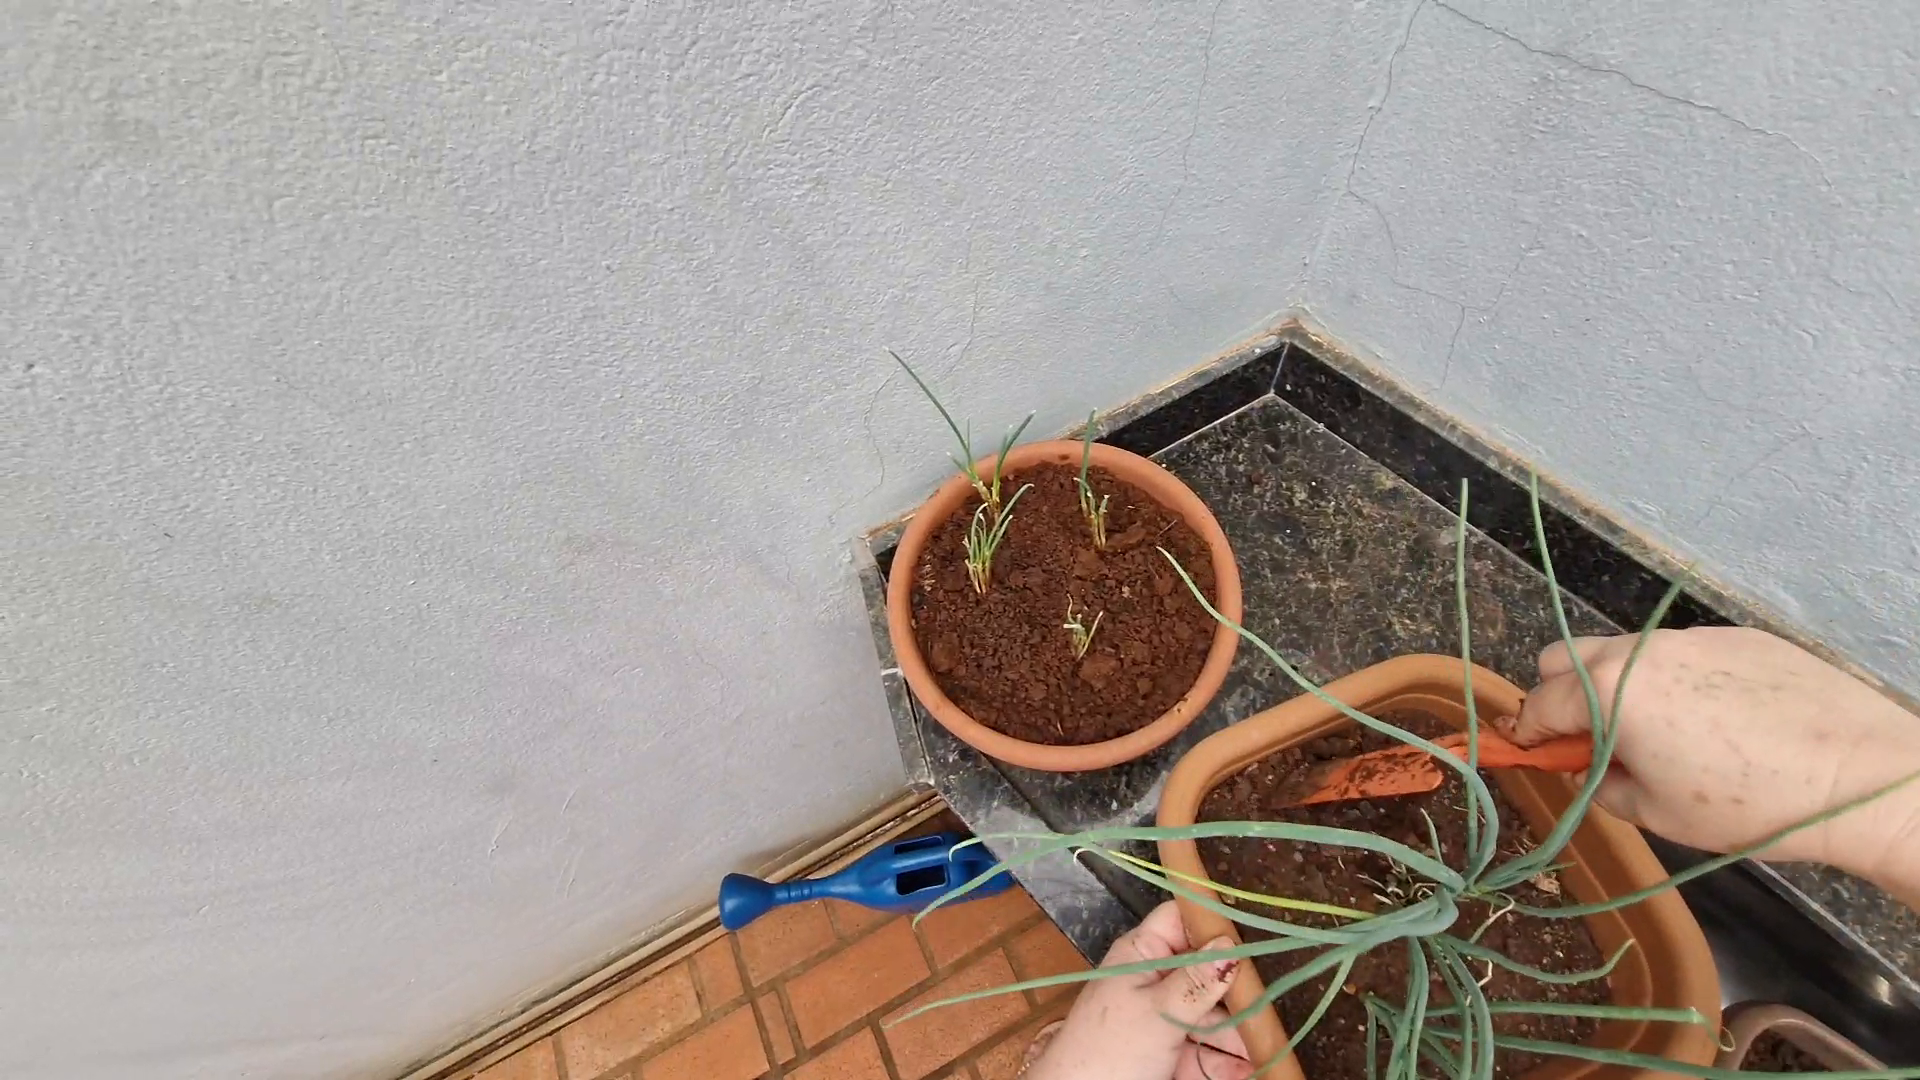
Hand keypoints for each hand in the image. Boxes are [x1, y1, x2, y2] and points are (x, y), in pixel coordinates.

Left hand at [1025, 901, 1253, 1079]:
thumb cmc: (1111, 1046)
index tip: (1251, 929)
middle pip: (1204, 974)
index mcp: (1142, 954)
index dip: (1211, 921)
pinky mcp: (1172, 1059)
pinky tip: (1254, 1071)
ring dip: (1240, 1034)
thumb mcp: (1158, 1011)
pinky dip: (1229, 1065)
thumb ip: (1197, 983)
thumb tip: (1230, 945)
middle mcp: (1155, 981)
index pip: (1180, 921)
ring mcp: (1165, 1021)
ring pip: (1212, 1018)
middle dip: (1236, 990)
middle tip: (1272, 1002)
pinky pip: (1208, 1055)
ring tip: (1271, 1046)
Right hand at [1504, 626, 1919, 888]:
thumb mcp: (1657, 814)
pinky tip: (1724, 715)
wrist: (1878, 783)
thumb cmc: (1752, 805)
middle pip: (1561, 659)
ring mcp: (1687, 638)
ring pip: (1620, 652)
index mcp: (1605, 690)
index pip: (1538, 705)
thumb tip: (1582, 768)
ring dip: (1618, 684)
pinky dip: (1678, 679)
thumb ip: (1598, 786)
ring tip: (1667, 726)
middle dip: (1560, 694)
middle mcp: (1633, 651)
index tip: (1531, 749)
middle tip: (1593, 732)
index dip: (1528, 732)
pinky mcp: (1737, 637)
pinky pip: (1681, 653)